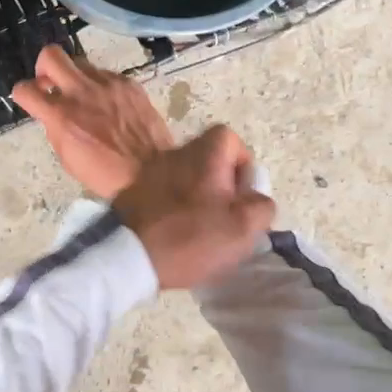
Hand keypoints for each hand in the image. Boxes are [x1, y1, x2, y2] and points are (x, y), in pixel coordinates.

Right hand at [12, 45, 176, 198]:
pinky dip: (101, 86)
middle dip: (44, 66)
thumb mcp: (67, 158)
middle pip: (51, 55)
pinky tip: (110, 104)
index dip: (22, 93)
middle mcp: (81, 92)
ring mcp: (107, 83)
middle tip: (52, 83)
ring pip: (79, 63)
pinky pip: (105, 74)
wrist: (152, 172)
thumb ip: (54, 128)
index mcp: (61, 115)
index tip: (30, 99)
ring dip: (75, 77)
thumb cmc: (104, 174)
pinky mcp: (128, 83)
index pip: (25, 89)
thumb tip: (50, 112)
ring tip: (85, 97)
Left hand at [112, 126, 275, 289]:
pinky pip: (166, 188)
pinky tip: (178, 230)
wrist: (130, 254)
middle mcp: (176, 152)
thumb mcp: (243, 228)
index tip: (243, 194)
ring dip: (199, 194)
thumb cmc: (191, 237)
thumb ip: (261, 206)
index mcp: (203, 154)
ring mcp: (152, 169)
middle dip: (222, 182)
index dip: (242, 163)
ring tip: (202, 227)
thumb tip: (257, 196)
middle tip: (226, 215)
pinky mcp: (136, 188)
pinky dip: (176, 203)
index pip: (229, 137)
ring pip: (187, 173)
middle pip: (208, 156)